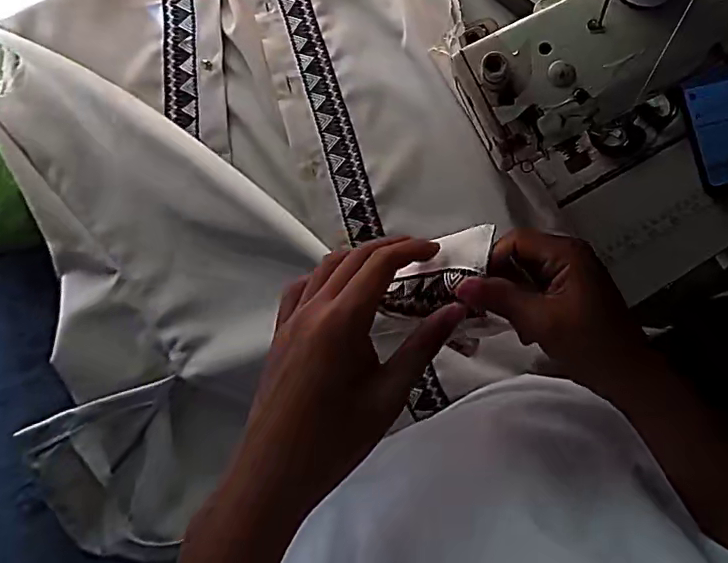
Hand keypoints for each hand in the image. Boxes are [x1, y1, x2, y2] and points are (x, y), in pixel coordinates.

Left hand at [183, 237, 465, 562]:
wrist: (272, 479)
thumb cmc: (334, 441)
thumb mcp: (389, 395)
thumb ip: (423, 346)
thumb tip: (454, 310)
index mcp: (342, 320)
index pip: (380, 263)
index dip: (411, 249)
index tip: (434, 251)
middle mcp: (314, 310)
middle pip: (355, 257)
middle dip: (391, 247)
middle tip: (419, 253)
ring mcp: (292, 321)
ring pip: (327, 266)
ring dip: (360, 256)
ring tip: (387, 266)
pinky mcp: (279, 335)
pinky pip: (301, 288)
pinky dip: (326, 275)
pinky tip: (339, 290)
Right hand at [455, 228, 653, 397]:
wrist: (628, 375)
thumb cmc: (590, 345)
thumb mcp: (540, 320)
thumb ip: (501, 297)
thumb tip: (463, 284)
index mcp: (566, 251)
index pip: (516, 241)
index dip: (492, 262)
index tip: (477, 291)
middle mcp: (570, 254)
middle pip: (521, 255)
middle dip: (504, 282)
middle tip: (492, 312)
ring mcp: (573, 272)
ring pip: (528, 273)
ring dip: (516, 297)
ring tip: (518, 325)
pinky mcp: (573, 290)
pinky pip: (540, 287)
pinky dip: (530, 305)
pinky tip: (531, 329)